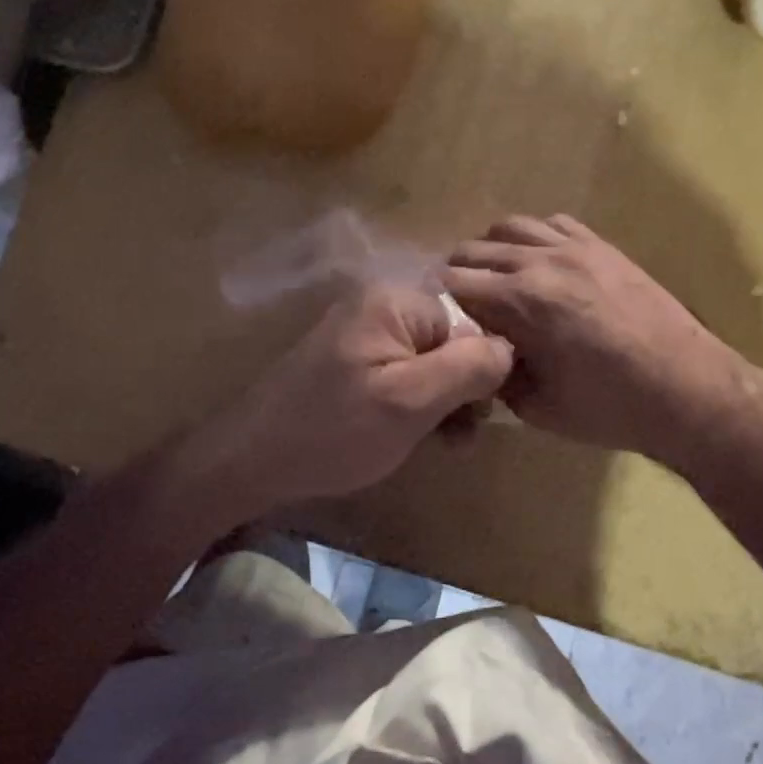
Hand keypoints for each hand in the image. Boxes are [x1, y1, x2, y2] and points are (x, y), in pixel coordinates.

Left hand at [175, 285, 514, 518]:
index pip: (470, 323)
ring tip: (441, 445)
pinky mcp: (351, 365)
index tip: (479, 415)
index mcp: (396, 302)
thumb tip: (512, 345)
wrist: (251, 461)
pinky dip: (414, 407)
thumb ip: (468, 368)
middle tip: (457, 437)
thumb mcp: (411, 402)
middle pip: (450, 343)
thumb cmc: (335, 431)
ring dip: (441, 405)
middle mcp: (380, 308)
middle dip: (461, 390)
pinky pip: (401, 378)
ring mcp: (362, 337)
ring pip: (429, 366)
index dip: (483, 369)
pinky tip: (415, 439)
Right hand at [444, 214, 762, 467]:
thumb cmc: (609, 408)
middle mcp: (541, 262)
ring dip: (493, 252)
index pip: (453, 283)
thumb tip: (481, 355)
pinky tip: (541, 266)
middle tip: (466, 309)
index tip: (444, 326)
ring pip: (510, 227)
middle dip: (459, 277)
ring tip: (500, 281)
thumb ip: (497, 374)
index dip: (440, 305)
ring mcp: (576, 248)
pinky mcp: (603, 247)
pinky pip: (554, 223)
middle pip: (474, 250)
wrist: (688, 392)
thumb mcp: (536, 406)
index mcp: (520, 302)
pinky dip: (534, 239)